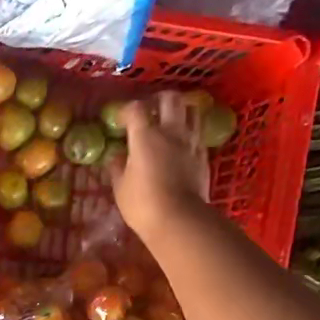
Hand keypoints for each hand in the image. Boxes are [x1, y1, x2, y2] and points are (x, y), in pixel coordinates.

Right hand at [109, 91, 210, 239]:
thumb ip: (118, 167)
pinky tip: (181, 144)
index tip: (121, 120)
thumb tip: (116, 156)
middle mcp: (171, 132)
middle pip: (170, 98)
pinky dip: (190, 132)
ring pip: (191, 111)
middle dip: (158, 100)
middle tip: (150, 111)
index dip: (127, 110)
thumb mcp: (120, 187)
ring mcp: (191, 142)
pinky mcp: (204, 156)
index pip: (136, 108)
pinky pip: (198, 133)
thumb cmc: (143, 204)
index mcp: (145, 136)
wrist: (180, 220)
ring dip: (180, 111)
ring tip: (170, 122)